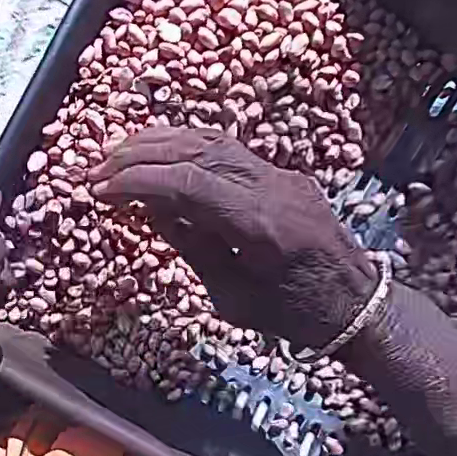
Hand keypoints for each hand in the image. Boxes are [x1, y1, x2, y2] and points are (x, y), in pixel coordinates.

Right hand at [90, 127, 376, 350]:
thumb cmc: (293, 315)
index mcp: (260, 225)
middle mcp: (272, 187)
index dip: (138, 181)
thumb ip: (192, 246)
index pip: (187, 182)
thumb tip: (151, 208)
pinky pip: (229, 150)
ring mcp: (281, 174)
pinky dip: (187, 147)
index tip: (100, 190)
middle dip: (140, 156)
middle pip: (197, 151)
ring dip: (161, 143)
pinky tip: (161, 153)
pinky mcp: (283, 174)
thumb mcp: (232, 296)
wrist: (357, 304)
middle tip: (99, 169)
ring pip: (212, 140)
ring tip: (120, 154)